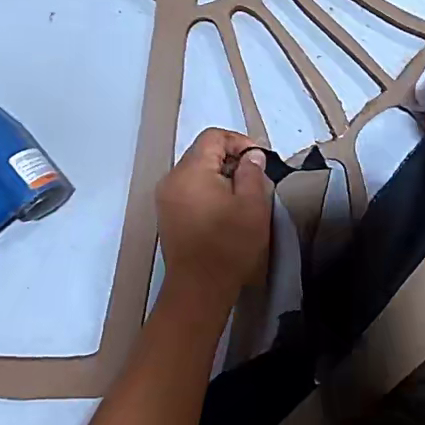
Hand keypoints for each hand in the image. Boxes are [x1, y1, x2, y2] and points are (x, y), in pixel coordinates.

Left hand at [156, 128, 273, 298]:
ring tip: (242, 195)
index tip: (258, 160)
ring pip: (195, 171)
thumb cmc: (228, 246)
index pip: (213, 137)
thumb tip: (251, 156)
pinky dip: (207, 190)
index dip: (239, 142)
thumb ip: (253, 172)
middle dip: (230, 159)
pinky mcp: (167, 214)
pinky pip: (188, 189)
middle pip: (202, 152)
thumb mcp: (253, 205)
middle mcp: (172, 179)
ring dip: (220, 175)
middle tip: (254, 178)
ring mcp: (166, 198)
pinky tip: (225, 209)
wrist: (200, 288)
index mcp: (190, 171)